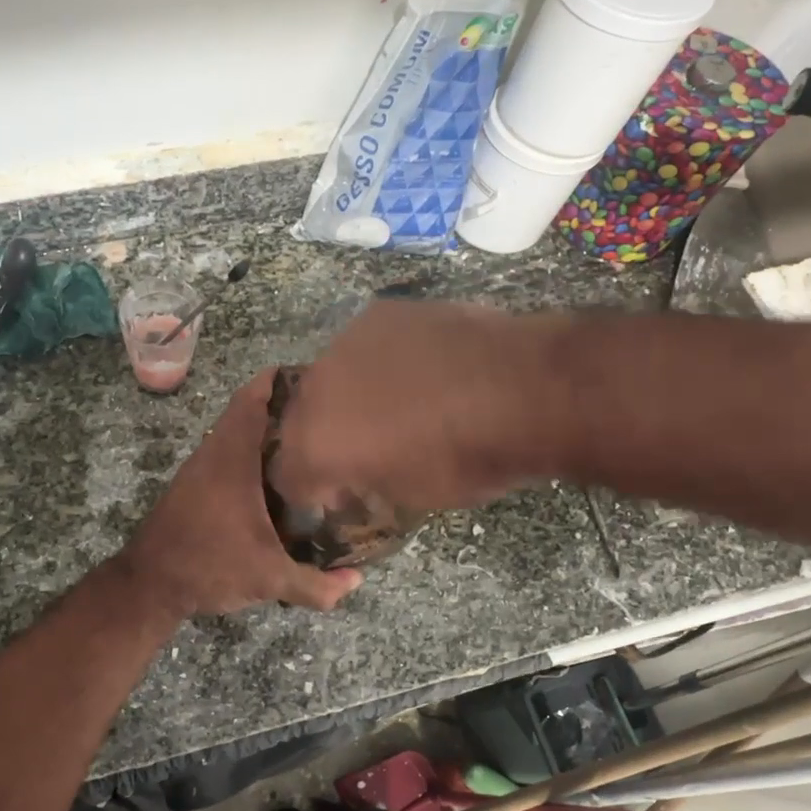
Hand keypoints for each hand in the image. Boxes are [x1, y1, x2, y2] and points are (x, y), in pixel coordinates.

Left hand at [119, 370, 362, 616]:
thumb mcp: (270, 579)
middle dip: (285, 408)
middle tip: (326, 416)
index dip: (282, 379)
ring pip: (237, 433)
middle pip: (250, 410)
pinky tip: (276, 480)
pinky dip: (252, 455)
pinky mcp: (192, 485)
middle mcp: (215, 452)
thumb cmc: (209, 566)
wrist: (149, 584)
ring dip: (267, 433)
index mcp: (233, 456)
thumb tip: (356, 580)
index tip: (316, 379)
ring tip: (310, 445)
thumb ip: (316, 583)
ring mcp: (200, 468)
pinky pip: (227, 454)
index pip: (254, 396)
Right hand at [267, 301, 574, 511]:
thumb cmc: (469, 460)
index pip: (288, 474)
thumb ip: (367, 484)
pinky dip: (380, 361)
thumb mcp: (411, 496)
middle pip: (300, 417)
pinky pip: (365, 345)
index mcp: (317, 444)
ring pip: (331, 375)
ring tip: (395, 404)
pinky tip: (419, 369)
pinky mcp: (380, 314)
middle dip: (323, 436)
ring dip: (349, 394)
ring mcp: (346, 344)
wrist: (523, 389)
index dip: (310, 488)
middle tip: (363, 449)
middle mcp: (316, 389)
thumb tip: (361, 475)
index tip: (336, 494)